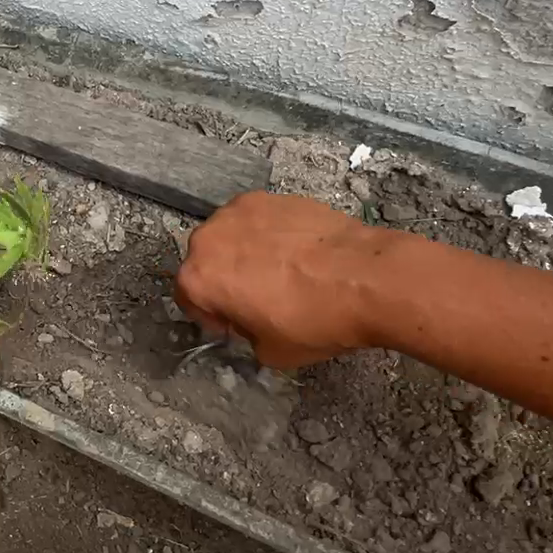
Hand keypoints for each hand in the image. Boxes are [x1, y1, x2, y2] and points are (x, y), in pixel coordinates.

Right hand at [174, 192, 396, 369]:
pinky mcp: (263, 198)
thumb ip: (246, 336)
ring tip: (281, 271)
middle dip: (226, 279)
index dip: (212, 315)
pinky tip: (296, 251)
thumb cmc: (316, 317)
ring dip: (244, 252)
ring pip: (229, 237)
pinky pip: (255, 219)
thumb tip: (251, 324)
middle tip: (260, 297)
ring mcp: (234, 213)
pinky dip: (268, 233)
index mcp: (197, 279)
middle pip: (205, 263)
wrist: (364, 276)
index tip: (235, 323)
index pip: (188, 298)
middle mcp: (206, 240)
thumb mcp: (274, 353)